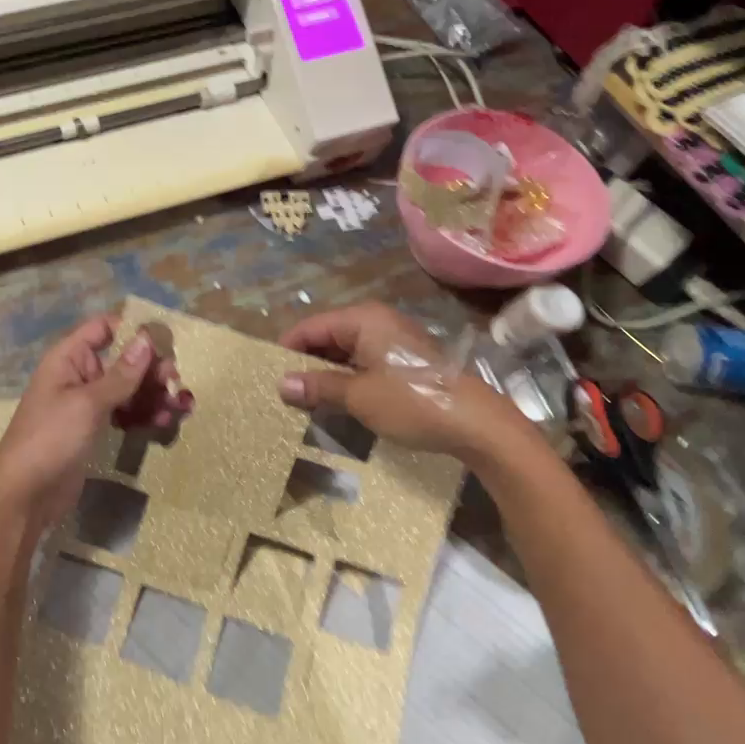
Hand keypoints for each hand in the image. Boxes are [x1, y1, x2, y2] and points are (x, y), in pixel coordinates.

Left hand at [0, 317, 180, 532]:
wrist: (25, 495)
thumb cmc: (51, 438)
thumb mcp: (88, 403)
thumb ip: (121, 374)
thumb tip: (147, 338)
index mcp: (69, 358)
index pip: (103, 328)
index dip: (132, 331)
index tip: (165, 342)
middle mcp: (78, 375)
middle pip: (122, 360)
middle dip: (151, 370)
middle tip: (176, 384)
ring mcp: (87, 404)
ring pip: (127, 389)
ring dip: (153, 395)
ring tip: (179, 408)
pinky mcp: (94, 429)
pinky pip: (125, 413)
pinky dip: (143, 415)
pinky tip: (163, 422)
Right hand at [276, 303, 541, 462]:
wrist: (477, 424)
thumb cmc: (413, 402)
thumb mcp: (359, 397)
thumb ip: (318, 387)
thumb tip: (280, 384)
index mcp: (362, 319)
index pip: (310, 327)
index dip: (287, 350)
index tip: (267, 376)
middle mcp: (376, 321)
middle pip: (326, 337)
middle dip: (304, 363)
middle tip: (281, 393)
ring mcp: (392, 340)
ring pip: (344, 352)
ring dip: (325, 374)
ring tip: (303, 401)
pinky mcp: (403, 361)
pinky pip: (362, 362)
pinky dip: (346, 379)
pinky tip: (336, 402)